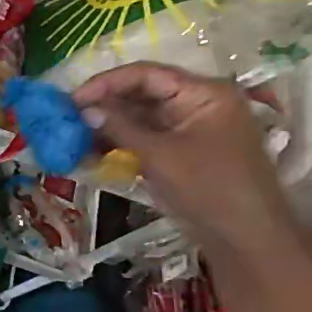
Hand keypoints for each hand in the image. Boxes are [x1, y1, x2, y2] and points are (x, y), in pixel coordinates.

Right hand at [73, 63, 297, 254]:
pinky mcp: (178, 150)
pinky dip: (117, 141)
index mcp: (203, 93)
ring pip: (138, 115)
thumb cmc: (210, 189)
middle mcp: (196, 103)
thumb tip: (83, 109)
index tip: (72, 99)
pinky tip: (89, 150)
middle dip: (103, 103)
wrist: (245, 238)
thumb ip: (119, 127)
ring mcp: (187, 127)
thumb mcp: (159, 155)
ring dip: (106, 124)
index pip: (146, 74)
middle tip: (66, 116)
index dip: (105, 83)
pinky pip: (142, 136)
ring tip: (72, 134)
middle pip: (140, 92)